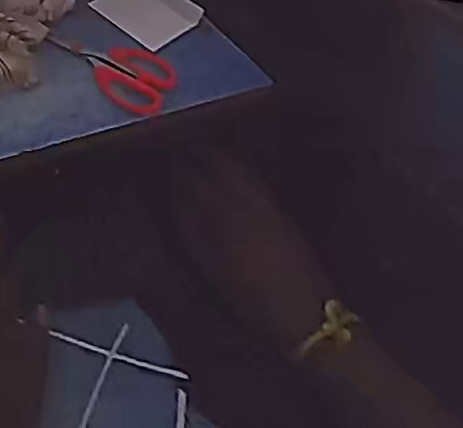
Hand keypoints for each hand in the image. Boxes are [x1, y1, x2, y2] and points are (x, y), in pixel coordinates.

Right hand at [171, 146, 334, 350]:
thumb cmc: (248, 296)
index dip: (170, 161)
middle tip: (174, 144)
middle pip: (215, 161)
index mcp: (220, 209)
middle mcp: (244, 198)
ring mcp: (266, 202)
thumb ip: (187, 226)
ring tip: (198, 148)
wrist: (308, 318)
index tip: (155, 153)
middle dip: (193, 149)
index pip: (188, 173)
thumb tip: (171, 196)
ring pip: (237, 166)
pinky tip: (230, 167)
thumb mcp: (207, 264)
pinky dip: (237, 165)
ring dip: (215, 154)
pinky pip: (253, 176)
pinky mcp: (281, 211)